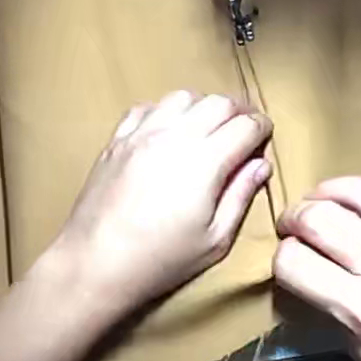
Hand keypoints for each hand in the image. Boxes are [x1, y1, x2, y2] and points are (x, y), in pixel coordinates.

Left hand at [39, 91, 271, 321]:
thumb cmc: (160, 260)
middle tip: (244, 132)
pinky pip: (147, 107)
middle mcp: (174, 135)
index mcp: (205, 161)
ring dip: (203, 107)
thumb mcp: (214, 240)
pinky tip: (168, 130)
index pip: (246, 126)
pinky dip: (166, 111)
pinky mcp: (116, 140)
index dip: (262, 129)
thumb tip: (260, 165)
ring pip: (183, 97)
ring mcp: (141, 133)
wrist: (95, 263)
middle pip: (219, 102)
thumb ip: (240, 197)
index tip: (265, 138)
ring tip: (208, 128)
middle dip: (239, 112)